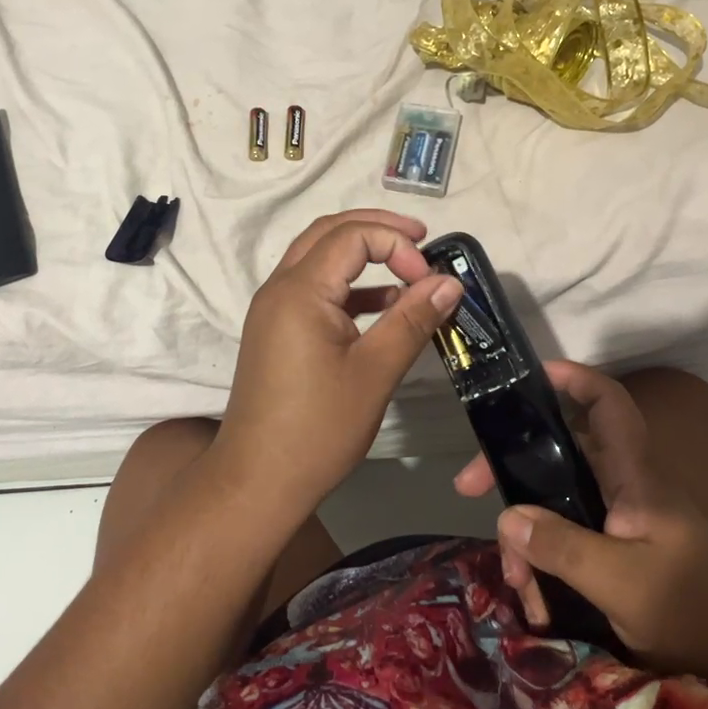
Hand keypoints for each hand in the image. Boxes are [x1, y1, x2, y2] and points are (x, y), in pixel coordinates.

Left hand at [214, 210, 462, 514]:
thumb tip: (449, 281)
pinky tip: (382, 306)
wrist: (258, 479)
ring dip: (361, 254)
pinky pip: (312, 287)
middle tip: (421, 240)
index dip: (396, 244)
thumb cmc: (318, 427)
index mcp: (299, 290)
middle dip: (377, 229)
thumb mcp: (375, 372)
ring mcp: (273, 309)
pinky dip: (348, 285)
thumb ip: (412, 319)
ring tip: (408, 269)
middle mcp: (279, 288)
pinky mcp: (275, 330)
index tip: (429, 278)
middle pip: (329, 232)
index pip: (352, 235)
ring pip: (318, 257)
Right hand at [455, 361, 707, 676]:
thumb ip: (564, 547)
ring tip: (519, 586)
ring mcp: (618, 521)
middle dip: (511, 472)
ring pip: (554, 504)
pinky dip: (543, 563)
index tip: (530, 376)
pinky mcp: (615, 551)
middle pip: (558, 455)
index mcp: (635, 478)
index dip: (574, 379)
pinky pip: (565, 540)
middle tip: (467, 491)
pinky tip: (537, 602)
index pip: (608, 405)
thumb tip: (507, 514)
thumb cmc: (698, 611)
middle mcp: (623, 488)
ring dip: (526, 538)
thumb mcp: (625, 585)